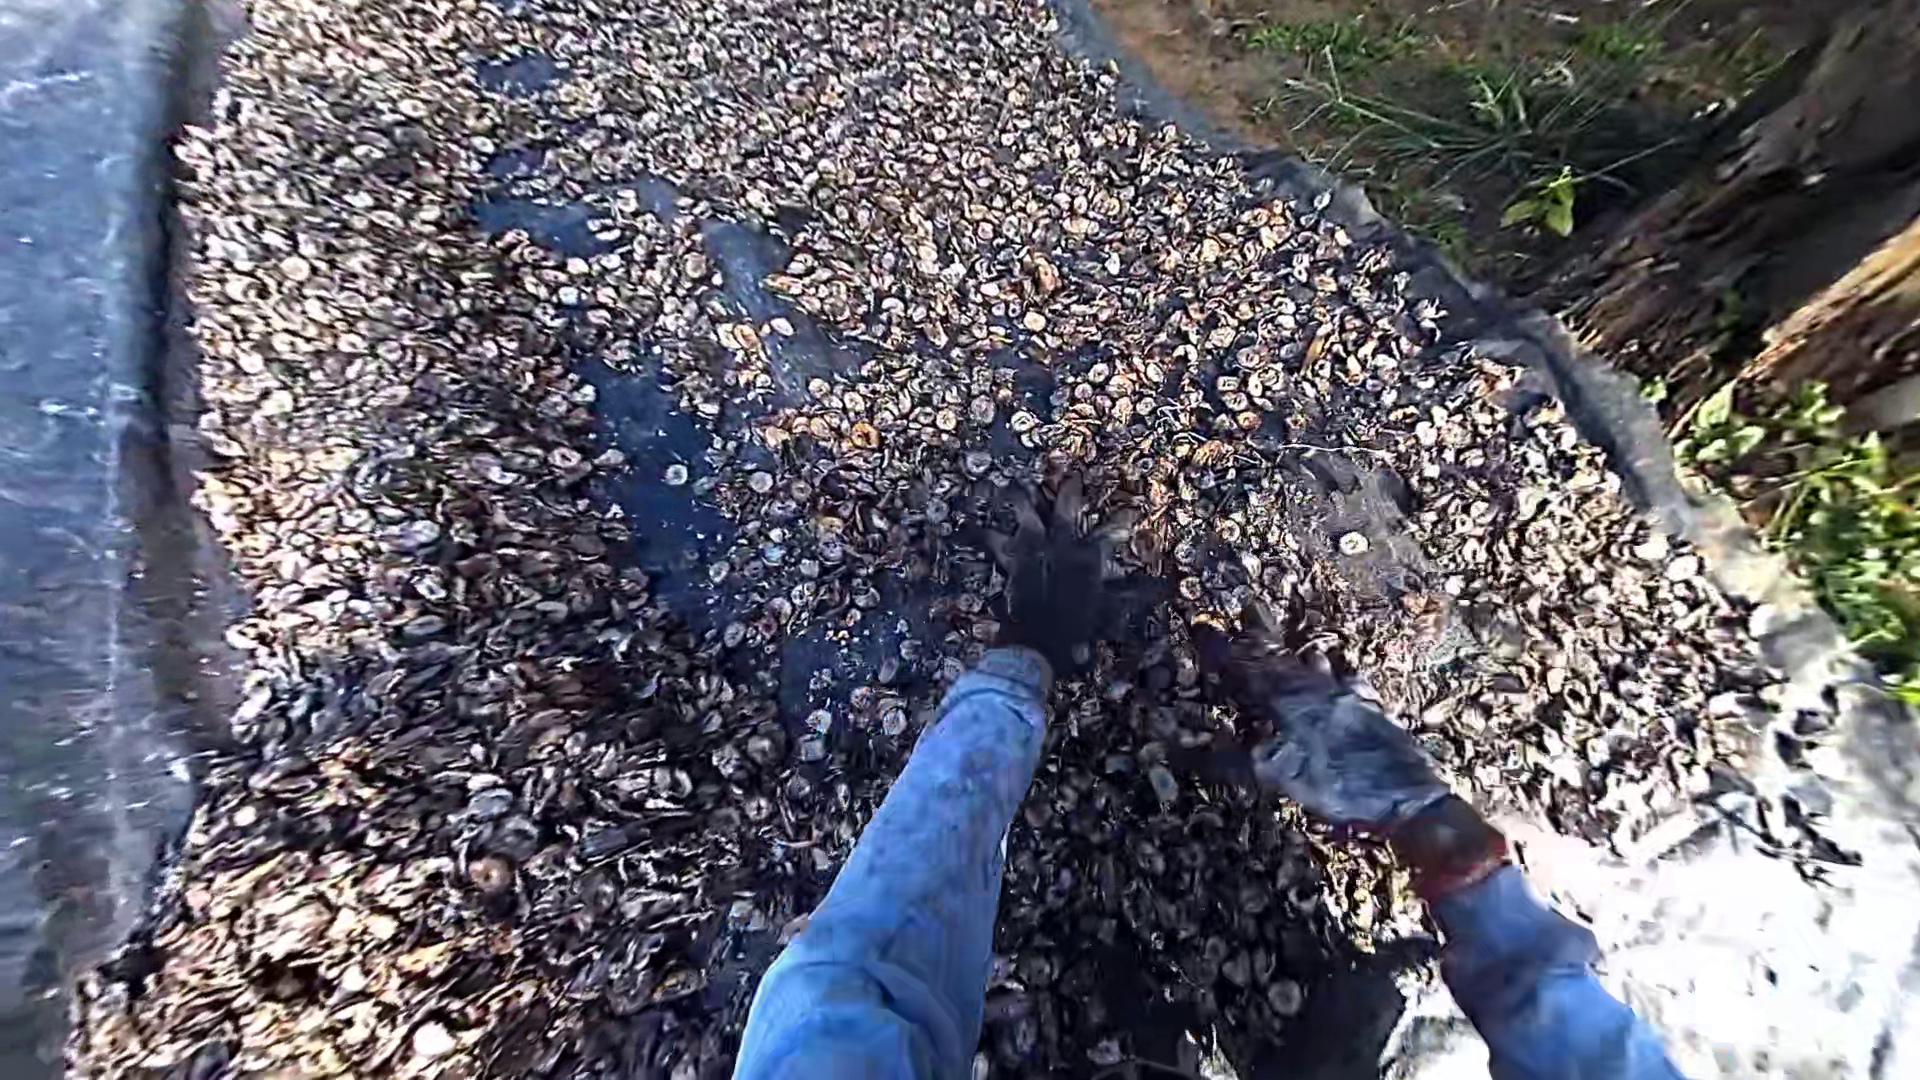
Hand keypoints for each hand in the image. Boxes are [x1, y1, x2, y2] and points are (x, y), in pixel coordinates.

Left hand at [982, 476, 1148, 676]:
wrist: (1036, 642)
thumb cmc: (1074, 632)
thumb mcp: (1107, 615)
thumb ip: (1132, 597)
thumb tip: (1162, 587)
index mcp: (1087, 558)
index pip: (1110, 534)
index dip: (1121, 521)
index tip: (1130, 510)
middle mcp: (1060, 547)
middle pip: (1065, 511)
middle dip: (1069, 493)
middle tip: (1070, 476)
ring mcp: (1033, 550)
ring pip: (1028, 515)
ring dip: (1022, 499)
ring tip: (1014, 482)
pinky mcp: (1011, 560)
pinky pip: (992, 541)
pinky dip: (979, 532)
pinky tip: (967, 523)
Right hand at [1195, 617, 1450, 830]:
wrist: (1406, 800)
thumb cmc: (1332, 785)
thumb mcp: (1269, 774)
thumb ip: (1224, 756)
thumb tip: (1180, 742)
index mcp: (1283, 697)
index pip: (1242, 666)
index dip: (1219, 648)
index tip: (1201, 628)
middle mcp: (1311, 687)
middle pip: (1278, 656)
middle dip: (1257, 635)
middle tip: (1247, 609)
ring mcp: (1344, 695)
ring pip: (1312, 663)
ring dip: (1294, 650)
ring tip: (1286, 637)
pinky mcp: (1369, 708)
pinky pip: (1348, 679)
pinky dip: (1338, 670)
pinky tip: (1341, 667)